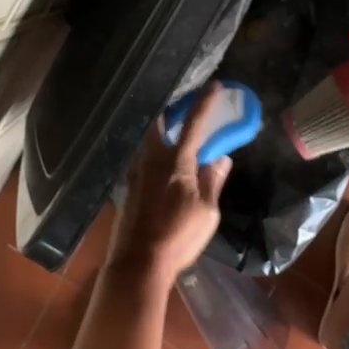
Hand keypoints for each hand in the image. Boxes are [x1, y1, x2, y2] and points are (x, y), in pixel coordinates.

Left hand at [109, 84, 233, 282]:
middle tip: (185, 110)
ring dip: (162, 134)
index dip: (205, 103)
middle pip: (159, 124)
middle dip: (171, 112)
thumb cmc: (178, 237)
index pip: (193, 124)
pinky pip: (143, 159)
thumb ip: (212, 181)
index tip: (215, 85)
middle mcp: (151, 158)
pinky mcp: (128, 187)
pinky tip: (163, 166)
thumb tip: (220, 158)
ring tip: (176, 137)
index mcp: (175, 161)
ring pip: (149, 142)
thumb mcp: (207, 212)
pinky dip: (155, 154)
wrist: (138, 263)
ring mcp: (135, 172)